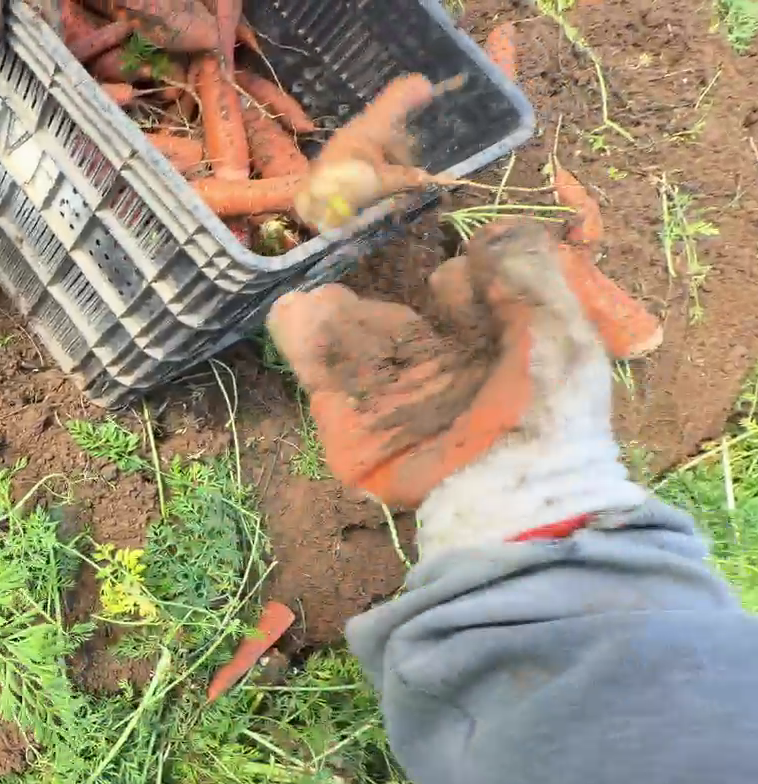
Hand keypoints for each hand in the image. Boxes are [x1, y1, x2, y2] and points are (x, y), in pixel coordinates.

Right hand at [266, 220, 643, 553]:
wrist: (507, 486)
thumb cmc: (544, 408)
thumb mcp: (557, 328)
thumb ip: (526, 275)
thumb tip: (487, 232)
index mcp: (486, 359)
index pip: (457, 313)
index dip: (454, 288)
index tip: (451, 274)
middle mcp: (433, 380)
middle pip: (390, 333)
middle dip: (367, 309)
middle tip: (348, 281)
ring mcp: (387, 407)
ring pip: (350, 355)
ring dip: (327, 324)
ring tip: (307, 299)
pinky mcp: (350, 431)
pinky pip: (323, 384)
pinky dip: (304, 350)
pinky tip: (290, 315)